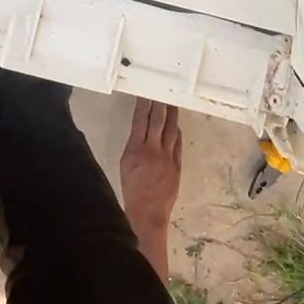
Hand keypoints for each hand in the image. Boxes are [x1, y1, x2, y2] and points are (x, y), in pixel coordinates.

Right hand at [121, 99, 181, 279]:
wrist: (148, 213)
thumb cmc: (131, 189)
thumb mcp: (125, 163)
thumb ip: (133, 145)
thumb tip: (141, 130)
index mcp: (135, 149)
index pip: (140, 121)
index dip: (143, 105)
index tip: (145, 93)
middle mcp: (152, 150)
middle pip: (157, 122)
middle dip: (159, 105)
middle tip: (162, 91)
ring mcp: (167, 158)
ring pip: (171, 130)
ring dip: (172, 115)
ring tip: (172, 102)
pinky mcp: (177, 165)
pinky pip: (178, 144)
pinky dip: (177, 132)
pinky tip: (176, 125)